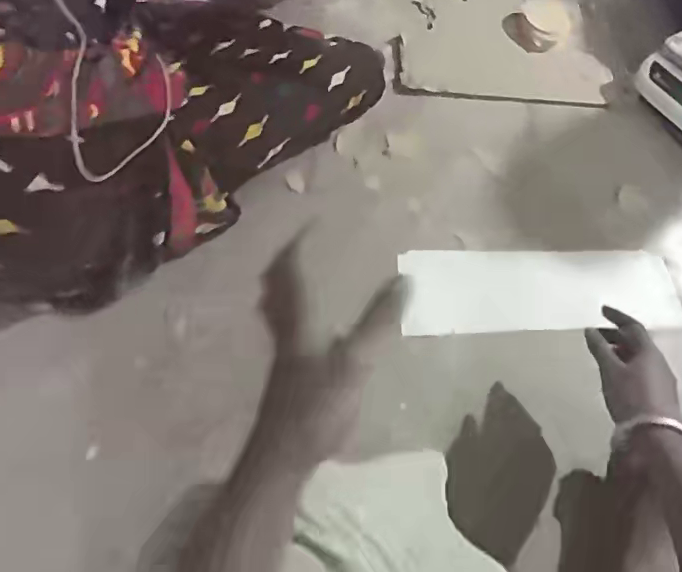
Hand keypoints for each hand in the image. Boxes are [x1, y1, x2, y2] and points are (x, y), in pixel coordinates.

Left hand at [248, 234, 409, 471]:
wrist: (281, 458)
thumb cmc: (316, 406)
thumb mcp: (355, 362)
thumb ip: (379, 322)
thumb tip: (406, 279)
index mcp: (298, 319)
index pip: (290, 271)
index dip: (298, 244)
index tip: (312, 224)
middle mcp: (285, 329)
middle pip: (275, 286)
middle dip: (286, 261)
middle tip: (303, 245)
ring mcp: (282, 353)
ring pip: (277, 307)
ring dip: (285, 284)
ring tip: (304, 274)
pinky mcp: (287, 374)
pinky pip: (286, 327)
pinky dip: (293, 310)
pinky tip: (313, 324)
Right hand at [585, 306, 679, 422]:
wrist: (656, 438)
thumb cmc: (631, 397)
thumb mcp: (610, 371)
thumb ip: (600, 348)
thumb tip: (590, 330)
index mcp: (649, 351)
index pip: (633, 326)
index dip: (617, 316)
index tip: (602, 311)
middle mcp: (659, 362)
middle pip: (637, 342)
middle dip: (617, 335)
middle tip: (597, 336)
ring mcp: (663, 380)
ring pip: (640, 358)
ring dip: (622, 352)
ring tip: (604, 356)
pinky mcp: (662, 396)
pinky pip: (643, 371)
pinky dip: (628, 366)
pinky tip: (617, 376)